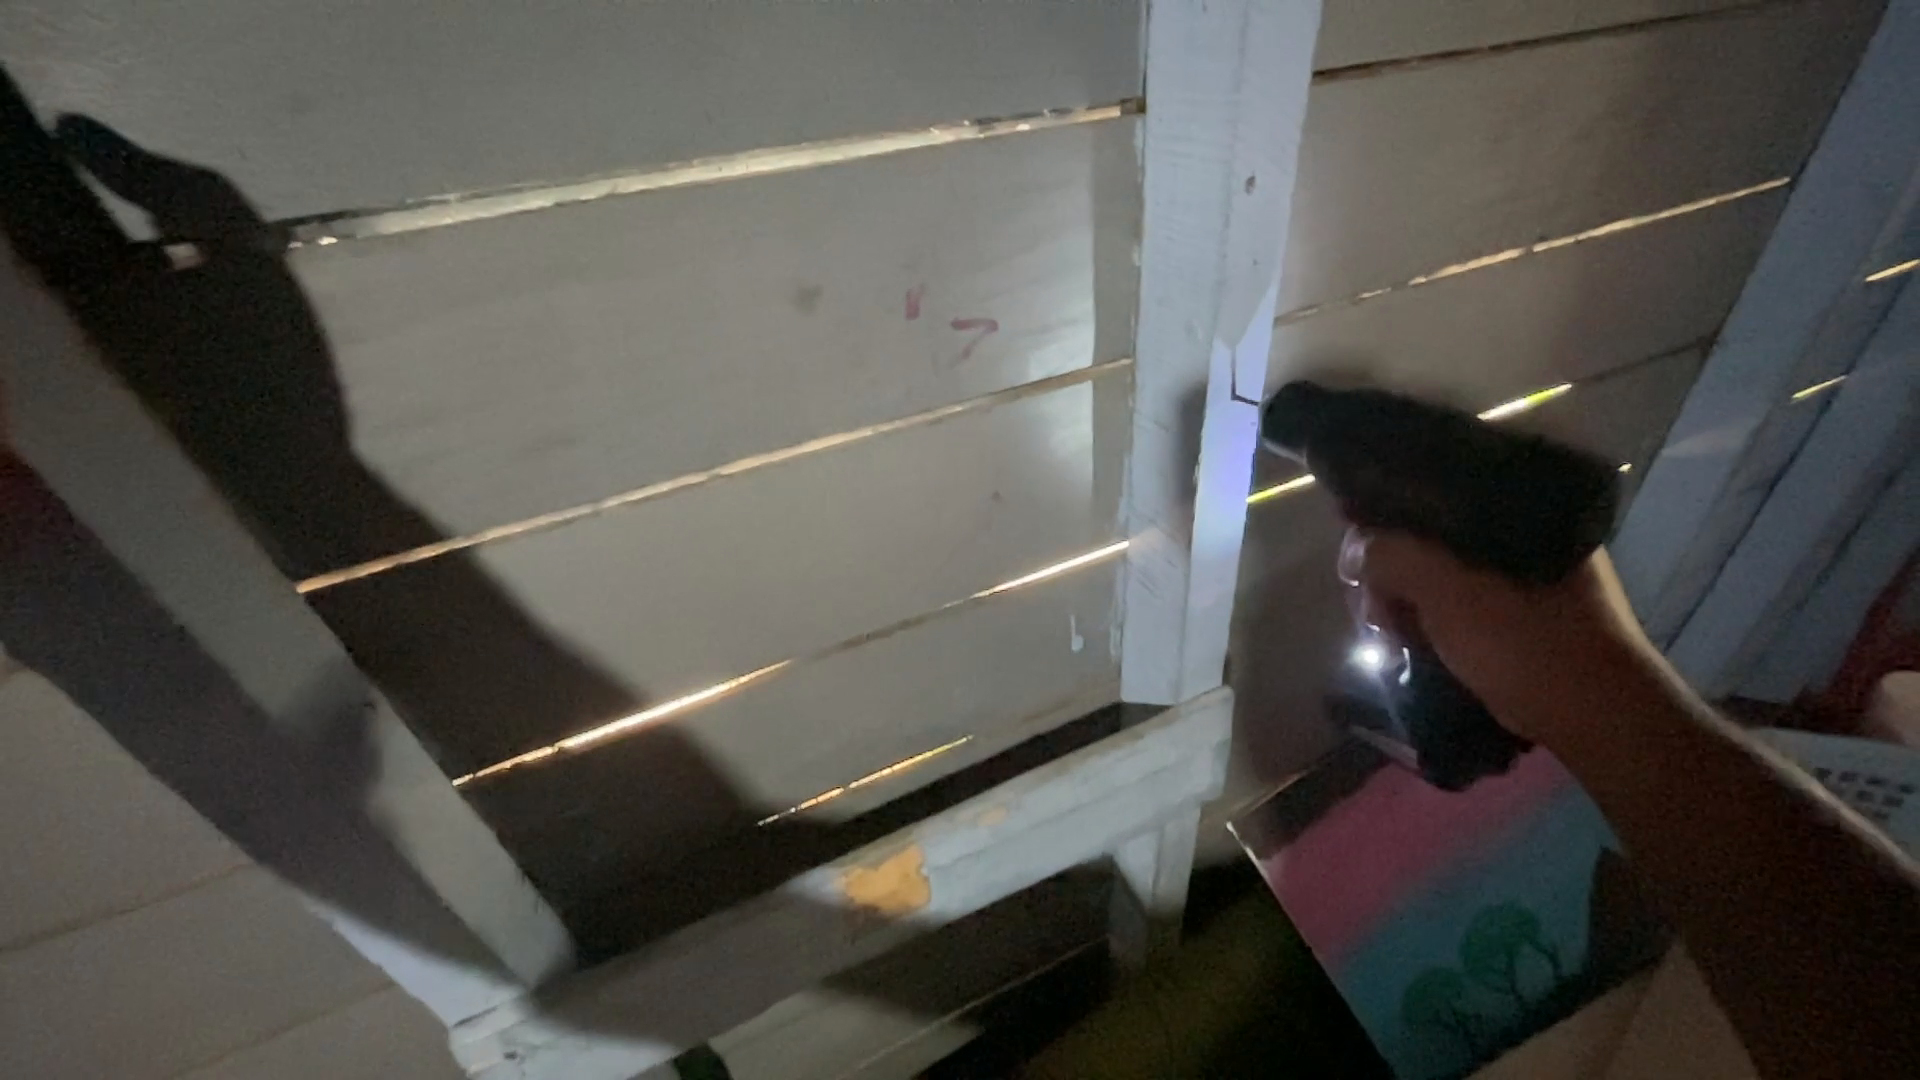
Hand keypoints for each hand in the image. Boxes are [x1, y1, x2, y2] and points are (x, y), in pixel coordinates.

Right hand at [1342, 529, 1666, 742]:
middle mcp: (1523, 537)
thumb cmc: (1524, 642)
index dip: (1387, 515)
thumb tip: (1358, 551)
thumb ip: (1394, 557)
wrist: (1593, 718)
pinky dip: (1427, 617)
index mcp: (1517, 515)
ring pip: (1439, 572)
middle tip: (1372, 606)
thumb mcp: (1447, 590)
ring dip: (1404, 598)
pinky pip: (1455, 602)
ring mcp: (1522, 578)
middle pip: (1431, 536)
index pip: (1434, 494)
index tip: (1359, 550)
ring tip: (1387, 631)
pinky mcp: (1517, 615)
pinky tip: (1408, 639)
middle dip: (1391, 569)